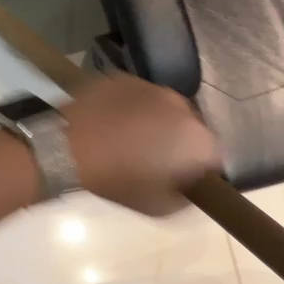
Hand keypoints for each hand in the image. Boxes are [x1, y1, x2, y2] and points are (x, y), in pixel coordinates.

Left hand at [62, 72, 219, 215]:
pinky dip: (131, 106)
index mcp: (198, 139)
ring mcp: (151, 86)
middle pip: (190, 127)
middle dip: (178, 140)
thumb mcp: (161, 207)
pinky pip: (137, 95)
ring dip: (156, 120)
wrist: (69, 147)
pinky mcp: (124, 77)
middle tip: (155, 157)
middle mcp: (182, 105)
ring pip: (164, 107)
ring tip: (131, 137)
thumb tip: (193, 185)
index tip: (181, 177)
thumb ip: (189, 196)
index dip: (200, 169)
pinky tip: (114, 120)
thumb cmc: (119, 180)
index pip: (214, 156)